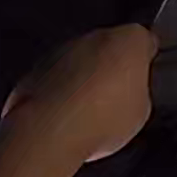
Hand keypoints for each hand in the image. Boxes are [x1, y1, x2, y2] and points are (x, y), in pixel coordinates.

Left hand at [2, 24, 156, 163]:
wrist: (45, 139)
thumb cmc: (102, 119)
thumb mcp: (142, 111)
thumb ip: (139, 94)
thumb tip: (129, 100)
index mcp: (133, 38)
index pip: (146, 43)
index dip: (145, 64)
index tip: (142, 83)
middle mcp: (98, 37)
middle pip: (110, 49)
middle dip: (111, 71)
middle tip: (114, 102)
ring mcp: (61, 54)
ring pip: (79, 64)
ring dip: (81, 83)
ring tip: (83, 118)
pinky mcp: (30, 75)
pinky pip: (50, 83)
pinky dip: (54, 98)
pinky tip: (58, 124)